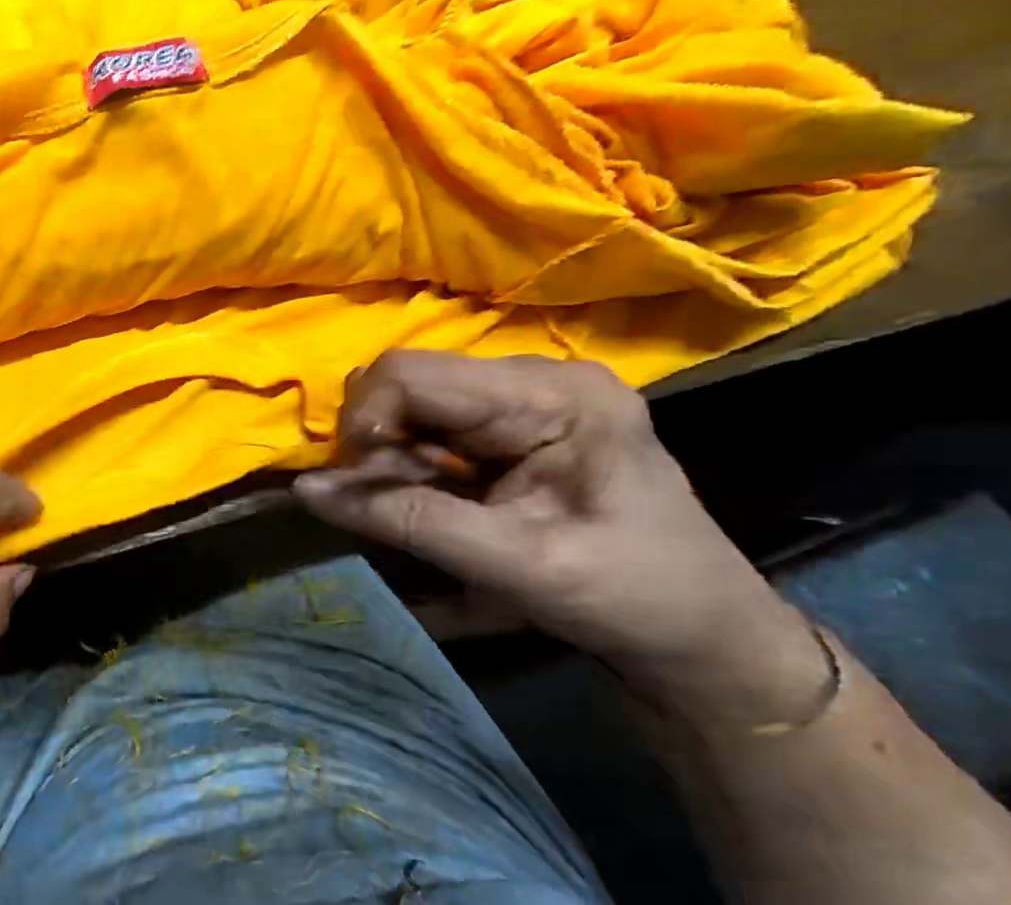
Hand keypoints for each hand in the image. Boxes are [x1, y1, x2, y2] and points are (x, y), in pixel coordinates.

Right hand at [295, 352, 829, 727]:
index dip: (366, 419)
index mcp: (553, 395)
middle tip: (393, 512)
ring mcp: (526, 402)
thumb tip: (308, 491)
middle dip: (382, 448)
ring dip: (396, 464)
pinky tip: (441, 508)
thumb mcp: (519, 565)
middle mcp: (536, 380)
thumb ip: (411, 522)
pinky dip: (417, 471)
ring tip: (426, 520)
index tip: (356, 486)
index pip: (416, 373)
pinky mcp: (516, 428)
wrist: (702, 635)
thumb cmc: (633, 598)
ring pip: (415, 410)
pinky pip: (436, 434)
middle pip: (411, 387)